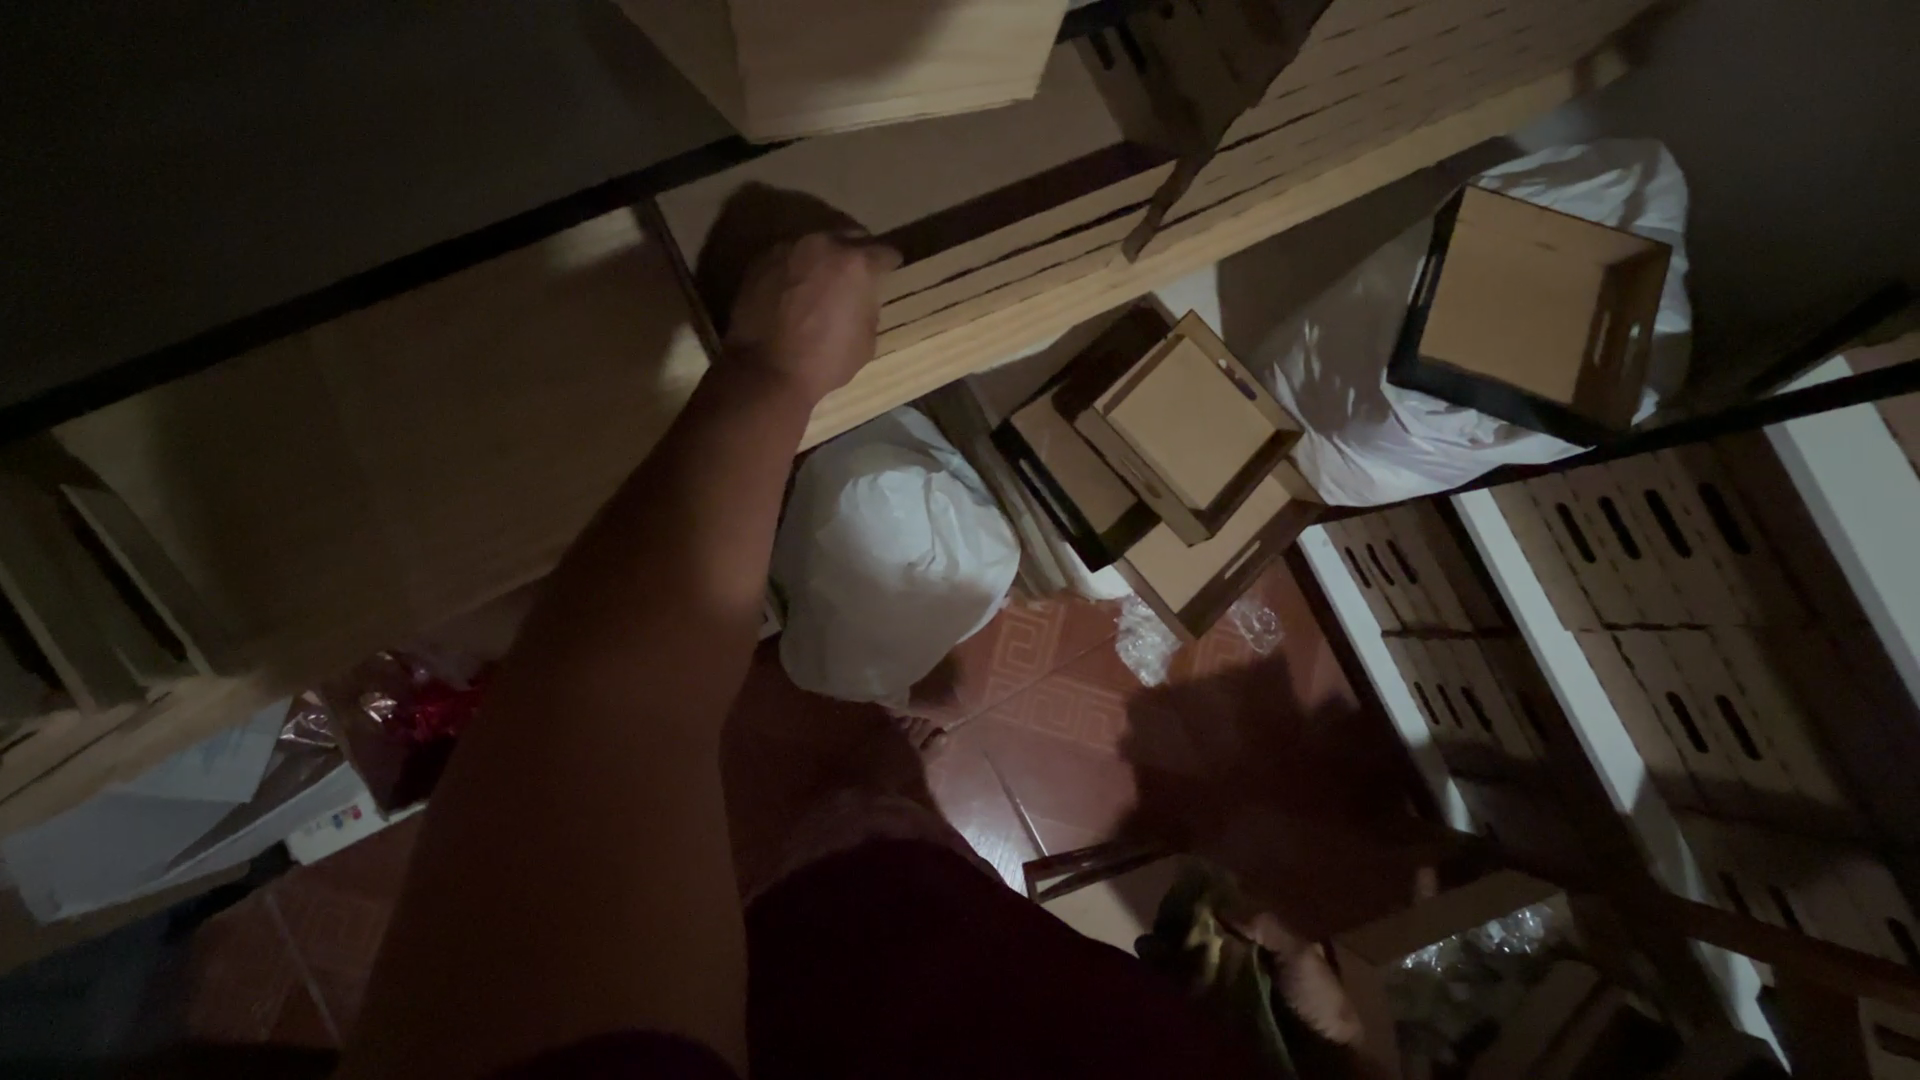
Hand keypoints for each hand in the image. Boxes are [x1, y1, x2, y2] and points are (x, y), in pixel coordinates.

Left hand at [724, 232, 900, 406]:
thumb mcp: (866, 340)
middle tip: (857, 271)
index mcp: (856, 263)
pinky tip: (795, 289)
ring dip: (824, 257)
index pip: (885, 252)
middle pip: (849, 234)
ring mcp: (788, 248)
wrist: (766, 370)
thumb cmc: (825, 361)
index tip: (891, 269)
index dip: (890, 263)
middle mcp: (823, 244)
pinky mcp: (761, 260)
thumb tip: (861, 298)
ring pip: (816, 242)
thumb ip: (868, 308)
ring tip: (823, 279)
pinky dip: (797, 268)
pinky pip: (789, 256)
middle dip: (857, 250)